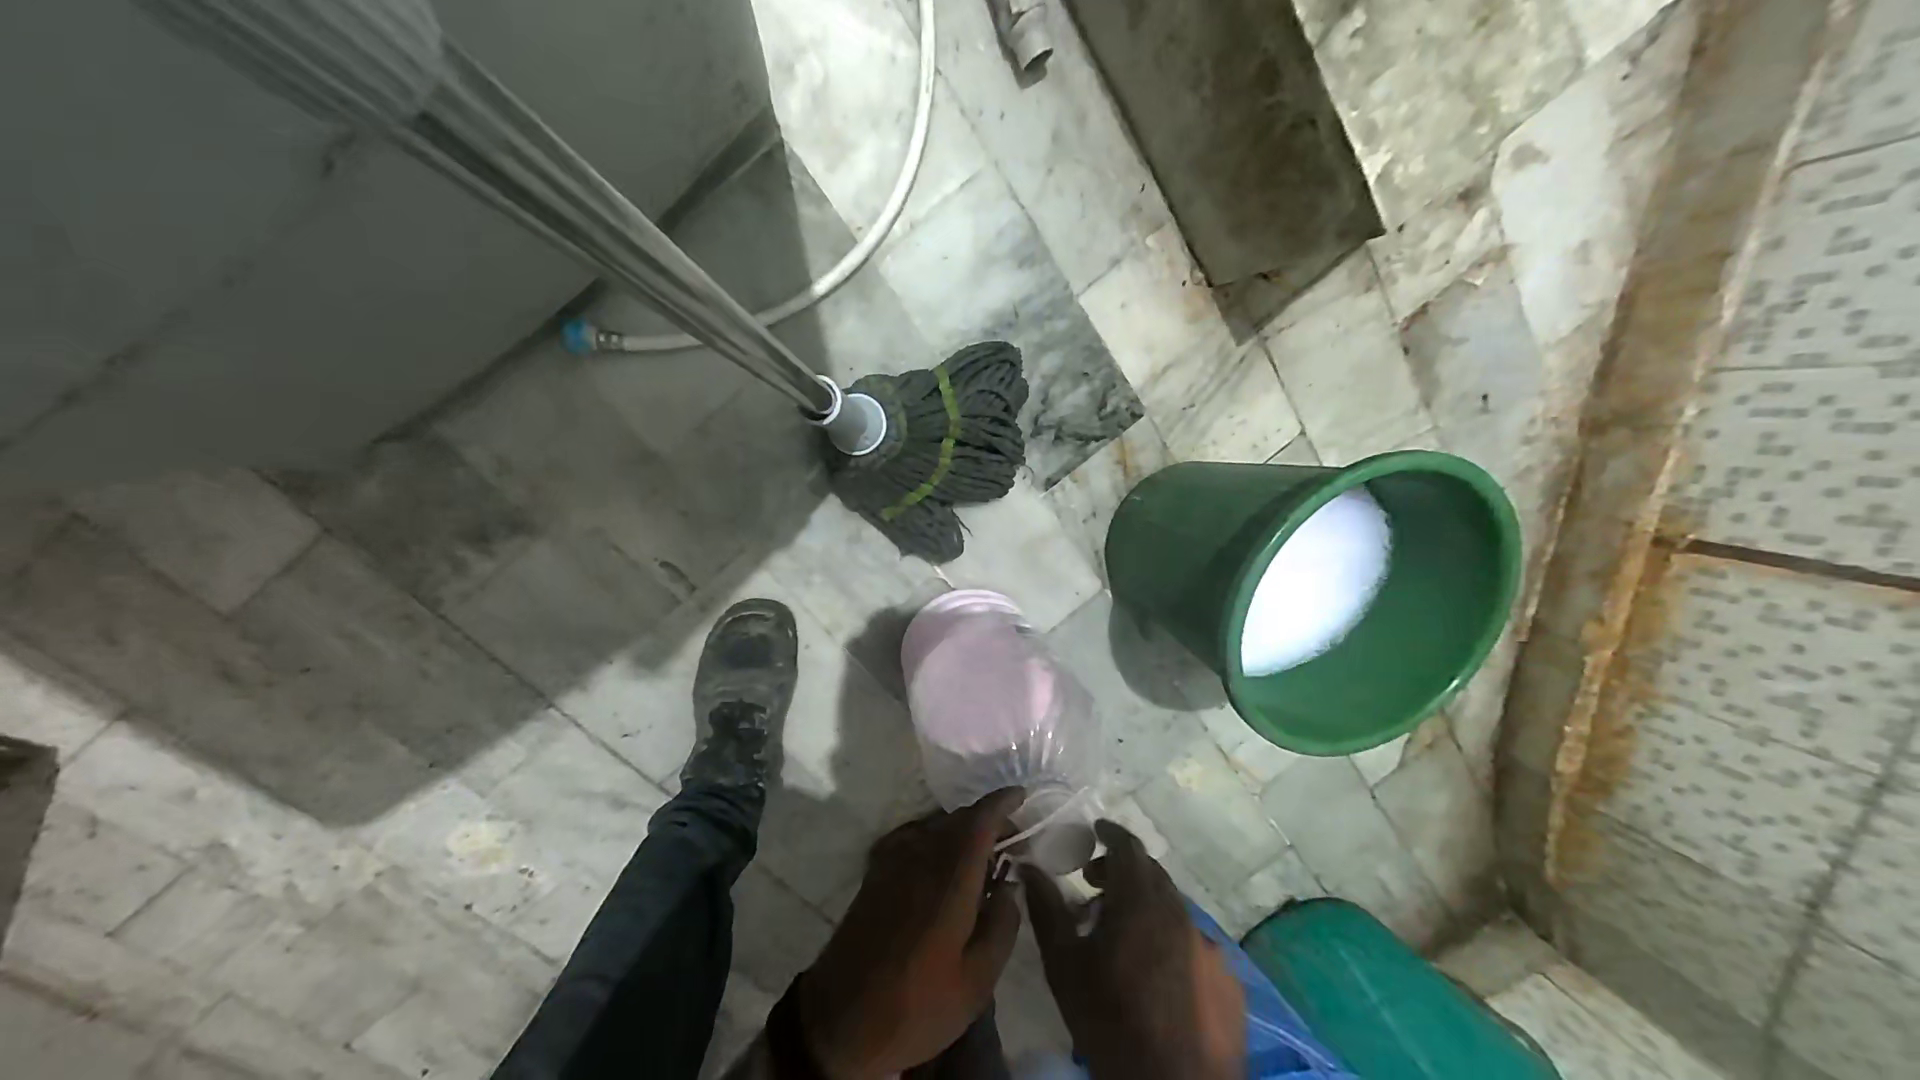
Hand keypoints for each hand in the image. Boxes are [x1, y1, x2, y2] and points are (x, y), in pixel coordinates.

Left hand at [794, 788, 1023, 1079]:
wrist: (840, 1020)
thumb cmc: (917, 1005)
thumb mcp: (976, 981)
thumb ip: (1002, 925)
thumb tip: (1011, 883)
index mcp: (950, 878)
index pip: (979, 821)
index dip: (1001, 802)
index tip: (1021, 795)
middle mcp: (920, 857)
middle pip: (959, 819)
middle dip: (988, 821)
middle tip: (1011, 842)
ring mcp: (893, 863)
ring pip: (935, 827)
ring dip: (962, 831)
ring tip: (982, 857)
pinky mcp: (875, 874)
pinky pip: (912, 838)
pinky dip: (934, 839)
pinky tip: (942, 863)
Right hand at [1021, 820, 1244, 1079]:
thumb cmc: (1110, 1020)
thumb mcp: (1064, 964)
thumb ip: (1046, 908)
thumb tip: (1028, 866)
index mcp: (1140, 900)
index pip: (1128, 845)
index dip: (1110, 833)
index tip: (1093, 832)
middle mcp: (1179, 912)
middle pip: (1151, 873)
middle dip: (1121, 870)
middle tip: (1093, 886)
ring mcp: (1208, 946)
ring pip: (1172, 908)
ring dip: (1145, 906)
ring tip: (1120, 934)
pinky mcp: (1227, 978)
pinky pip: (1193, 943)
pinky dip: (1169, 939)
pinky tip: (1155, 972)